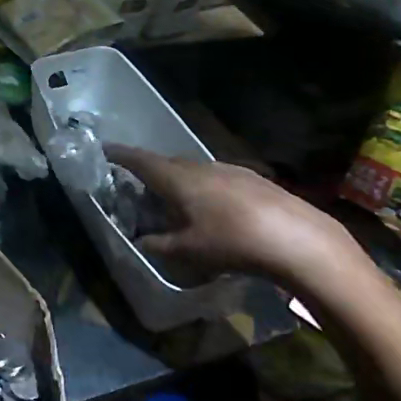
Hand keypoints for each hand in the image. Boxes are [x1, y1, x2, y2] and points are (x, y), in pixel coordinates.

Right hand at [108, 147, 363, 285]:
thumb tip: (141, 241)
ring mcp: (230, 169)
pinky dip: (203, 187)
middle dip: (151, 169)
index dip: (122, 155)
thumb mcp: (187, 251)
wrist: (295, 238)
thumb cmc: (231, 242)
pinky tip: (213, 207)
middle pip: (169, 162)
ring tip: (175, 199)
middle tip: (138, 183)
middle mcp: (202, 166)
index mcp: (179, 179)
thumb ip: (159, 244)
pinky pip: (216, 178)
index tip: (106, 150)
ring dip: (180, 180)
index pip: (142, 161)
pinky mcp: (252, 179)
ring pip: (195, 170)